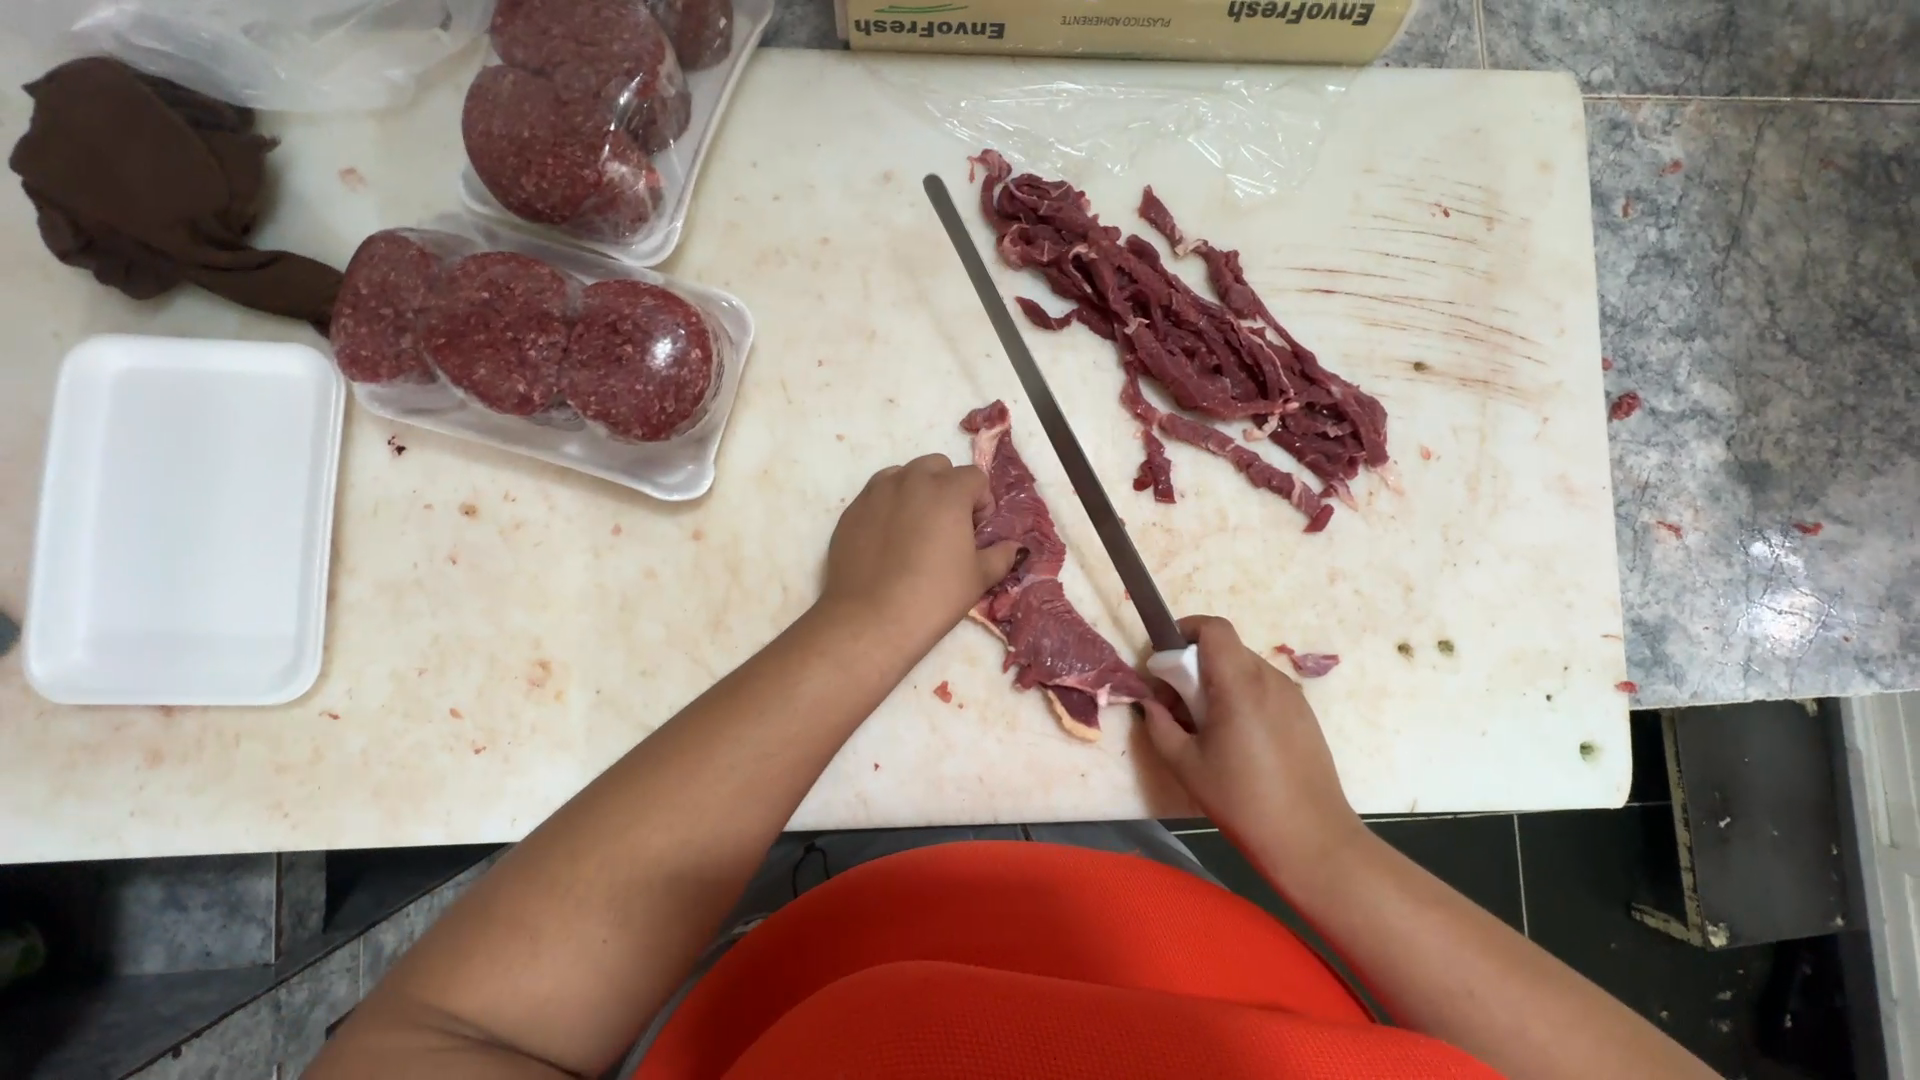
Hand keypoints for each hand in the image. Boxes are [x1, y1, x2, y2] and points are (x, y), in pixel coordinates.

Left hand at [820, 454, 1021, 649]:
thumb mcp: (978, 578)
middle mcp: (910, 481)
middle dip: (949, 489)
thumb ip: (1000, 555)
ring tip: (917, 530)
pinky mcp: (851, 510)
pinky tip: (889, 542)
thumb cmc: (932, 597)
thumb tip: (1013, 547)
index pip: (975, 478)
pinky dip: (889, 507)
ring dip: (917, 492)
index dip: (982, 503)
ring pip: (903, 475)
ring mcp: (876, 492)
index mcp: (947, 491)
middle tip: (949, 527)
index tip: (976, 533)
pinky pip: (876, 495)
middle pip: (937, 467)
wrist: (869, 619)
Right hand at [1142, 615, 1363, 873]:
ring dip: (1217, 682)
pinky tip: (1235, 739)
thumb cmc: (1242, 800)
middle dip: (1194, 665)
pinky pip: (1264, 690)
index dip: (1185, 630)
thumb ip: (1160, 725)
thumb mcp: (1186, 765)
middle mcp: (1269, 680)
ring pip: (1244, 669)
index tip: (1164, 658)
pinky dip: (1241, 697)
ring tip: (1205, 726)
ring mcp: (1292, 696)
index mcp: (1239, 684)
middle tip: (1175, 703)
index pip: (1213, 628)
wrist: (1311, 838)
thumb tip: (1150, 703)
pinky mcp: (1304, 715)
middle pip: (1226, 649)